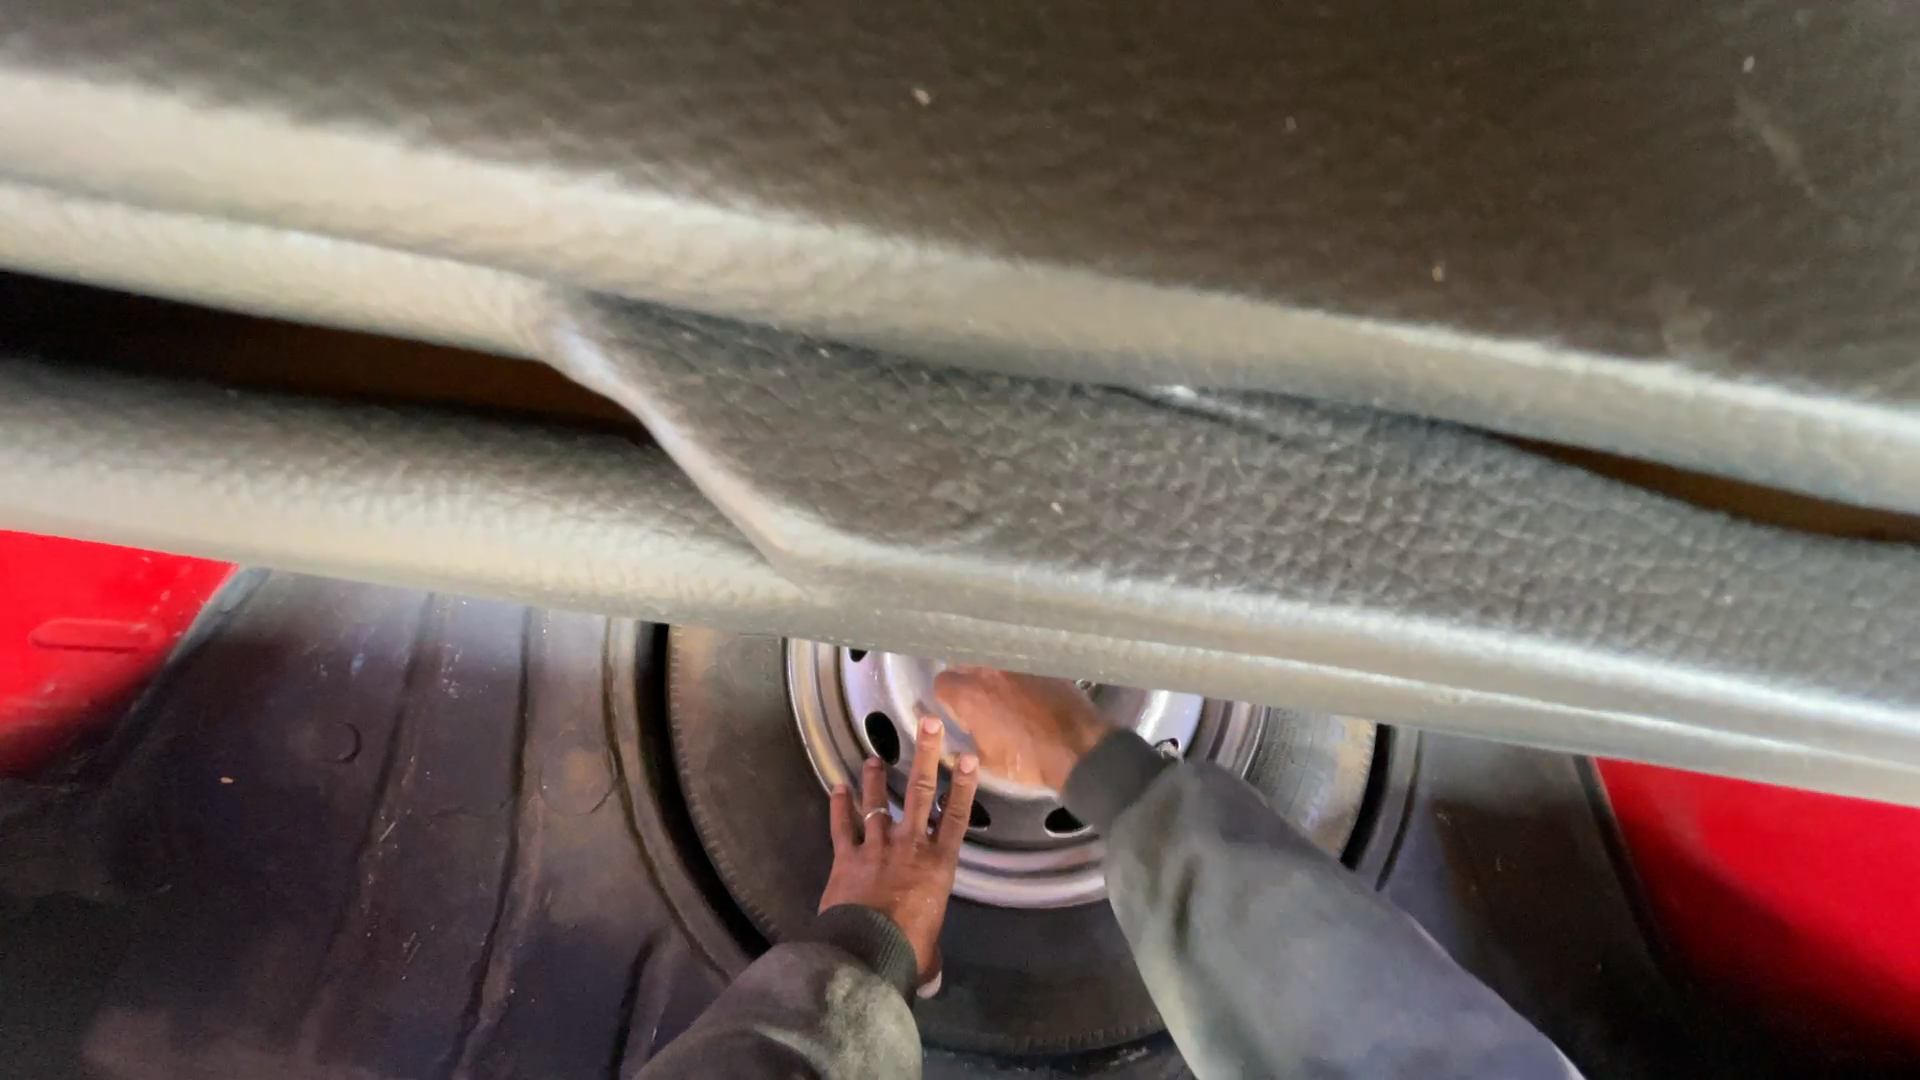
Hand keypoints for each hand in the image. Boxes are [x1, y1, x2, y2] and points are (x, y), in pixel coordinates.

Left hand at [819, 714, 979, 982]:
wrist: (865, 956)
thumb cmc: (909, 952)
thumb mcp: (930, 951)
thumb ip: (931, 949)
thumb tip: (931, 971)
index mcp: (938, 864)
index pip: (956, 816)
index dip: (963, 784)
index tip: (968, 756)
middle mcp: (910, 845)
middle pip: (919, 791)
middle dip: (925, 755)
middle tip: (927, 723)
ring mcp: (876, 846)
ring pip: (877, 801)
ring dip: (876, 776)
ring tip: (875, 754)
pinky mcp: (846, 856)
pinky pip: (842, 825)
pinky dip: (839, 805)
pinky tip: (837, 786)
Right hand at [934, 667, 1112, 791]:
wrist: (1078, 748)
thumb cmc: (1028, 760)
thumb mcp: (987, 763)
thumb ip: (961, 747)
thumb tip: (949, 741)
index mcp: (970, 695)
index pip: (941, 682)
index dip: (945, 697)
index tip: (954, 709)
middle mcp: (989, 672)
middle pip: (964, 665)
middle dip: (964, 680)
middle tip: (975, 701)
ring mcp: (1016, 665)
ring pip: (991, 661)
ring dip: (989, 675)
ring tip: (1000, 694)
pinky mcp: (1040, 664)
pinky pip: (1017, 664)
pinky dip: (1015, 675)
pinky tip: (1025, 691)